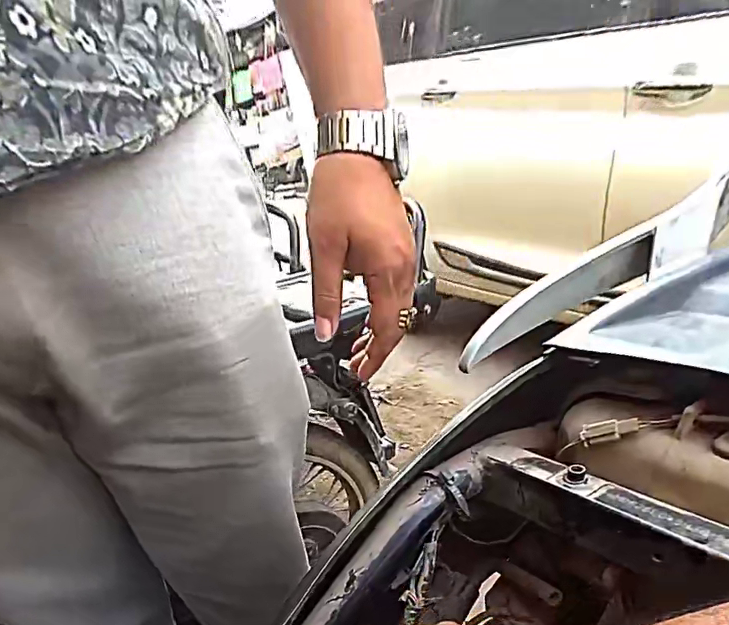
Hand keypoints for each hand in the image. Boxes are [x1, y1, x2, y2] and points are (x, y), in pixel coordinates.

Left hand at [307, 152, 416, 380]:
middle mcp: (403, 263)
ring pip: (400, 306)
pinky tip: (368, 311)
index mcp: (388, 268)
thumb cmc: (341, 188)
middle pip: (398, 322)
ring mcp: (405, 253)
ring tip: (360, 344)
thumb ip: (326, 296)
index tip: (362, 371)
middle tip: (358, 362)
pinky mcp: (400, 245)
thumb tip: (327, 329)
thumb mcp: (324, 250)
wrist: (355, 150)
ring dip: (382, 329)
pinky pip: (398, 288)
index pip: (387, 329)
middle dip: (379, 347)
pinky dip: (385, 308)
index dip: (375, 356)